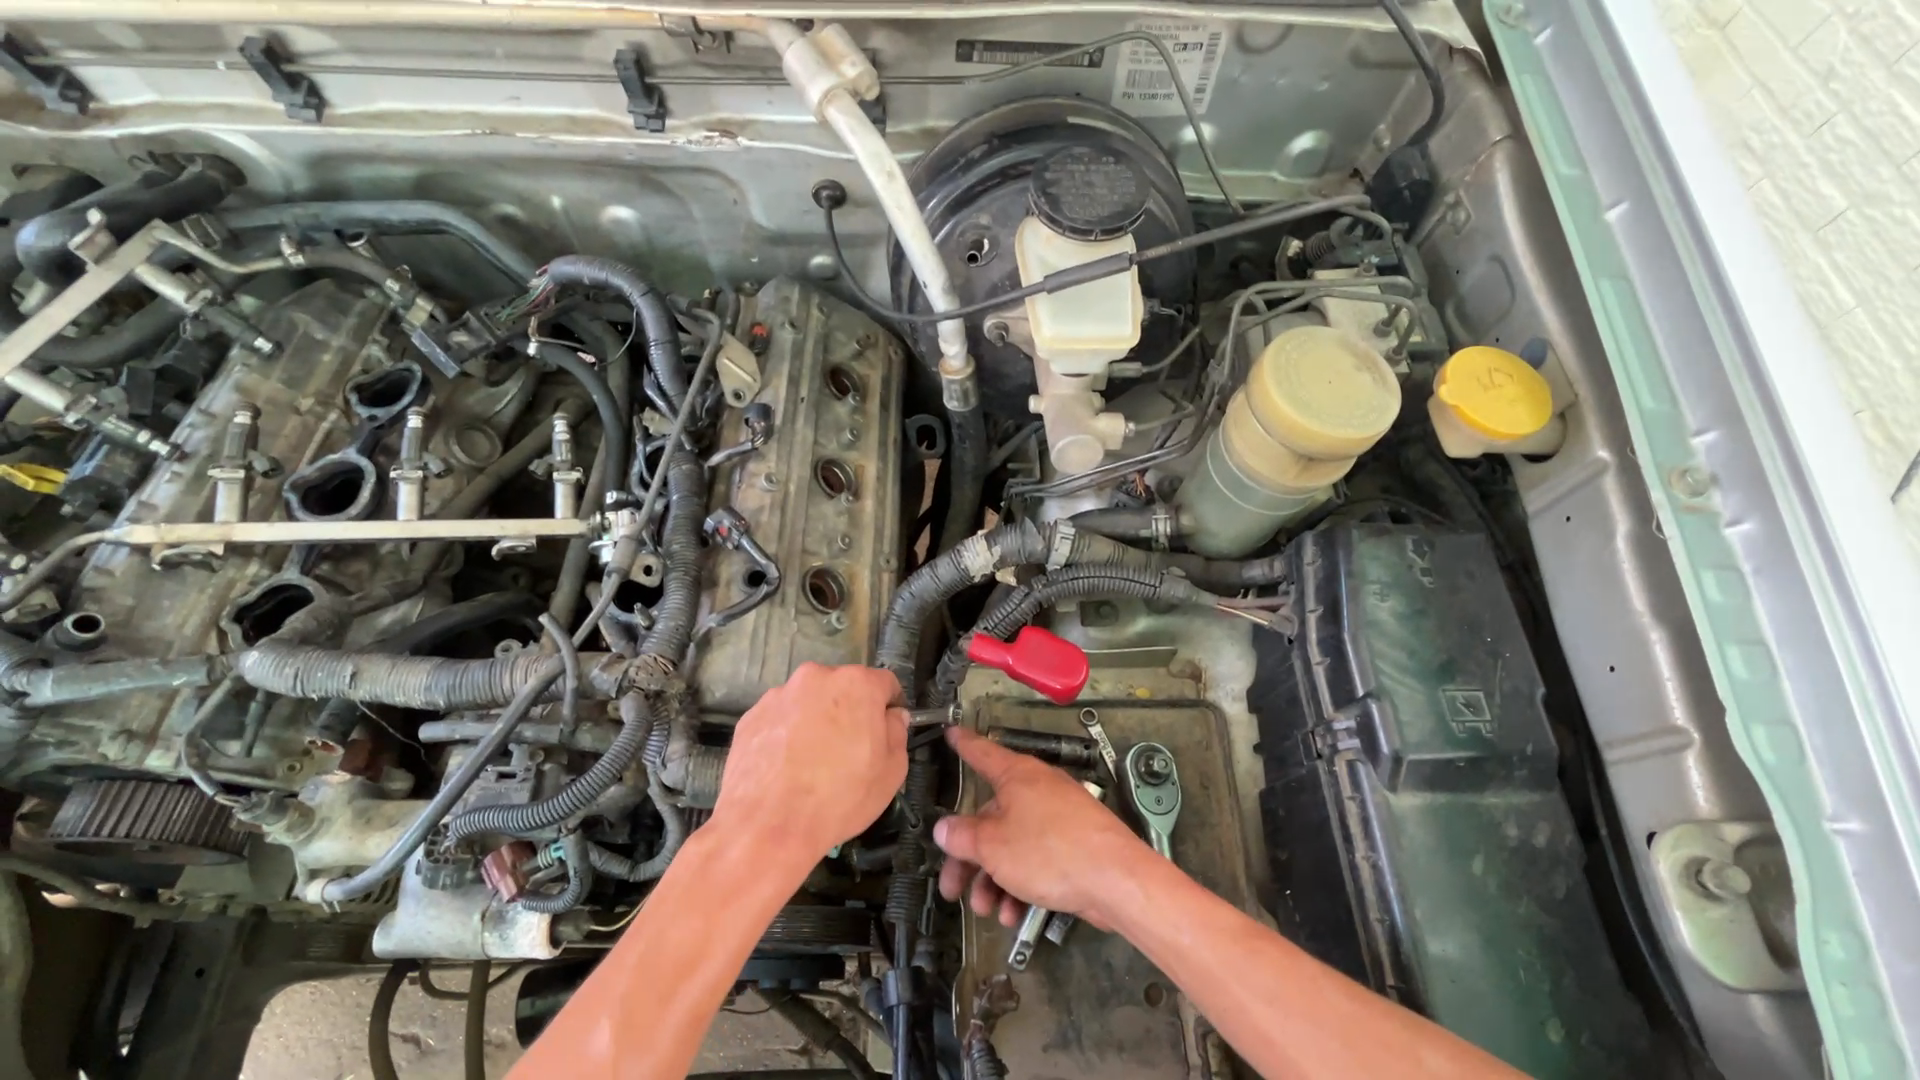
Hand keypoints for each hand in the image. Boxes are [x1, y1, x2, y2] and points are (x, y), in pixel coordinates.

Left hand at [710, 663, 908, 857]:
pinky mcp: (751, 716)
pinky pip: (780, 720)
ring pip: (808, 703)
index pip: (884, 683)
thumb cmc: (840, 796)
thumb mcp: (891, 771)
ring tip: (811, 764)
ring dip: (816, 721)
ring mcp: (779, 695)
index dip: (888, 707)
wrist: (768, 825)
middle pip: (843, 689)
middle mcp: (816, 678)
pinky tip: (785, 768)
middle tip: (849, 751)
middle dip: (850, 712)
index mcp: (856, 684)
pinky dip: (786, 735)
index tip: (885, 732)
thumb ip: (897, 733)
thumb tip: (891, 716)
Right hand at [934, 726, 1148, 929]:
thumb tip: (944, 827)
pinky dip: (1021, 884)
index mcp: (1017, 776)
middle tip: (951, 888)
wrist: (1116, 880)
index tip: (950, 732)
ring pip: (1012, 845)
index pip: (982, 753)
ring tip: (987, 910)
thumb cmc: (1050, 851)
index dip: (963, 744)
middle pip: (991, 817)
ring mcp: (1058, 818)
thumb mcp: (993, 846)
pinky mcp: (1074, 846)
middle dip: (969, 857)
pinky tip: (1014, 914)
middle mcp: (1037, 790)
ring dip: (993, 880)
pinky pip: (1037, 860)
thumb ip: (962, 836)